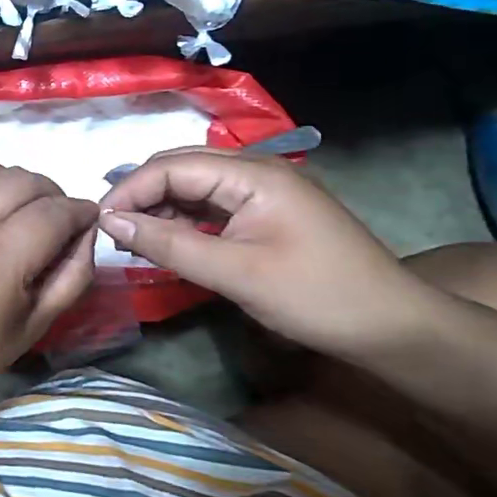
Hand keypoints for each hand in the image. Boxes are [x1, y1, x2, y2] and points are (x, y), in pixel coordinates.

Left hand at [0, 156, 98, 417]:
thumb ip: (72, 274)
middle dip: (49, 192)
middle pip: (21, 180)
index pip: (54, 213)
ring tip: (6, 205)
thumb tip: (87, 228)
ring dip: (4, 180)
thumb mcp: (34, 325)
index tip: (86, 216)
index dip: (79, 211)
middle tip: (52, 212)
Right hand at [98, 148, 443, 358]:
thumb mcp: (235, 273)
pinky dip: (183, 217)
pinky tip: (168, 239)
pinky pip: (210, 201)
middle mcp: (255, 168)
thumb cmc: (317, 297)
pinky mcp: (266, 208)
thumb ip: (167, 243)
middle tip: (111, 228)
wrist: (396, 330)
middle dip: (141, 193)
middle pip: (179, 166)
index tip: (99, 223)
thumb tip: (108, 222)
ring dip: (160, 206)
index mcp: (253, 172)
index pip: (171, 167)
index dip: (130, 191)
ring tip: (134, 237)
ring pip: (192, 182)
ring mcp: (263, 187)